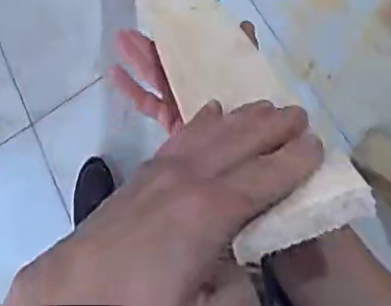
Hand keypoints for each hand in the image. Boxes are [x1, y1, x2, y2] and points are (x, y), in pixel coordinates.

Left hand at [7, 99, 322, 305]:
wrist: (73, 288)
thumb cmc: (139, 301)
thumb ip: (237, 290)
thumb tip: (248, 266)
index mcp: (208, 212)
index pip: (261, 179)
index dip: (292, 162)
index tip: (317, 145)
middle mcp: (188, 177)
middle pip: (238, 142)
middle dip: (271, 127)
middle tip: (300, 113)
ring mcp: (164, 167)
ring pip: (211, 130)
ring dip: (241, 117)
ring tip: (265, 105)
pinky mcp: (145, 169)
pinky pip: (182, 134)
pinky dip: (202, 119)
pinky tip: (212, 110)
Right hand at [110, 23, 254, 135]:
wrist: (241, 151)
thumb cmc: (245, 110)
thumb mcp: (247, 78)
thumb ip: (246, 53)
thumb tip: (246, 25)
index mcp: (209, 73)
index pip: (188, 51)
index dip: (171, 37)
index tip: (154, 20)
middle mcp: (193, 86)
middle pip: (166, 62)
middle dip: (146, 46)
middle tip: (126, 30)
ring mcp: (179, 103)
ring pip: (154, 76)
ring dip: (137, 59)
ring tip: (119, 41)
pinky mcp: (169, 121)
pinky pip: (147, 102)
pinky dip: (131, 89)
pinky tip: (115, 74)